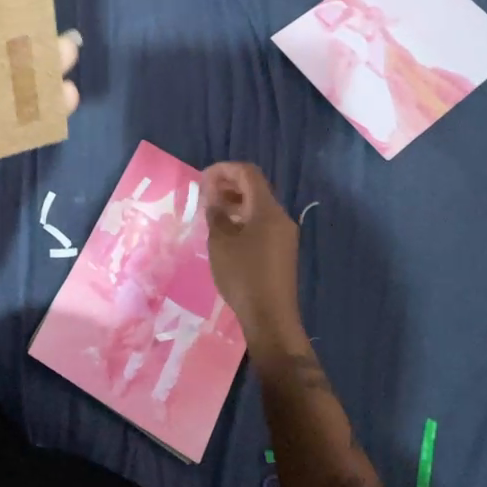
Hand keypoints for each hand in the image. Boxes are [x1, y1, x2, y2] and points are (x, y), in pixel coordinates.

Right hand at [202, 162, 306, 356]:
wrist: (271, 317)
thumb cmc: (242, 275)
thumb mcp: (221, 242)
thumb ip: (216, 213)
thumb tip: (213, 195)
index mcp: (267, 210)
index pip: (248, 173)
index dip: (224, 169)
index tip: (202, 179)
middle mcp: (280, 217)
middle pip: (256, 187)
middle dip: (229, 184)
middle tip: (205, 193)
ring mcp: (284, 234)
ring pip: (259, 206)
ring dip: (236, 202)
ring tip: (212, 212)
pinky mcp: (282, 250)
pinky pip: (263, 222)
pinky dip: (244, 217)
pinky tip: (227, 232)